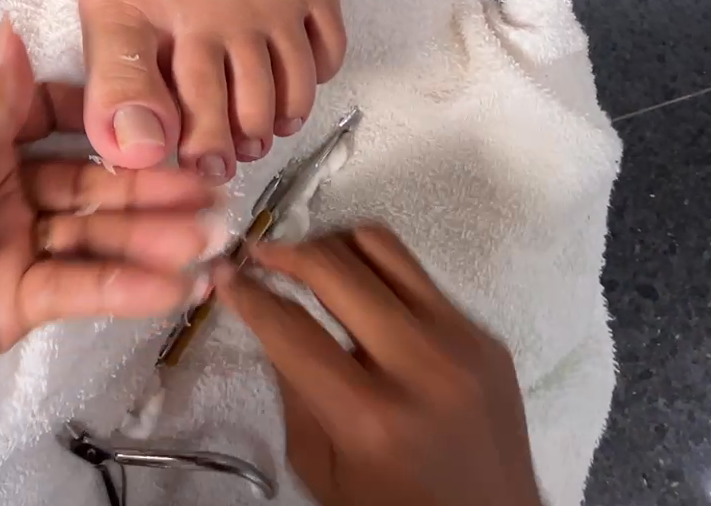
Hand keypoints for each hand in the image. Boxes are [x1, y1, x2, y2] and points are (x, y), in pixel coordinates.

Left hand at [0, 21, 222, 451]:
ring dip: (151, 237)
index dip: (101, 121)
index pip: (51, 118)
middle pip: (85, 182)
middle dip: (146, 185)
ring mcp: (12, 249)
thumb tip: (16, 29)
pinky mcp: (18, 305)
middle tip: (212, 187)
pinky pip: (79, 289)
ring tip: (211, 239)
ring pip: (93, 235)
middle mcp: (0, 189)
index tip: (157, 118)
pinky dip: (125, 287)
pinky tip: (175, 285)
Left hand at [82, 0, 345, 180]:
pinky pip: (332, 47)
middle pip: (253, 111)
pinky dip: (316, 76)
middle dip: (234, 143)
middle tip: (224, 157)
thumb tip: (138, 154)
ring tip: (257, 128)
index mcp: (189, 33)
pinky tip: (294, 78)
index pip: (201, 124)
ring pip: (297, 87)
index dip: (193, 152)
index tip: (187, 165)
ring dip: (277, 116)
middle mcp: (249, 25)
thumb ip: (119, 75)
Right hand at [218, 226, 544, 505]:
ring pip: (379, 245)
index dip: (247, 292)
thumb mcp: (320, 466)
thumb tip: (264, 310)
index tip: (224, 271)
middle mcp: (422, 369)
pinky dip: (376, 274)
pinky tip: (362, 298)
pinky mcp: (486, 337)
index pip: (290, 325)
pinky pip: (417, 274)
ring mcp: (462, 345)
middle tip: (259, 254)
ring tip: (310, 262)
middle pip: (333, 267)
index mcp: (371, 418)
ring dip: (332, 245)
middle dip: (284, 252)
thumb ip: (292, 383)